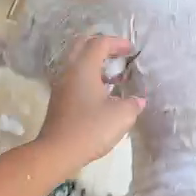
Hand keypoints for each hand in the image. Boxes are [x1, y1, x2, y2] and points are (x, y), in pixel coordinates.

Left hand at [37, 35, 145, 168]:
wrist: (58, 152)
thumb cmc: (91, 128)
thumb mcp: (121, 116)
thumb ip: (133, 103)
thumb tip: (138, 101)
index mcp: (84, 68)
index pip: (99, 43)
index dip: (117, 43)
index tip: (131, 50)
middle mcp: (69, 71)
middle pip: (83, 46)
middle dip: (102, 47)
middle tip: (119, 56)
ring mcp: (61, 86)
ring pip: (77, 63)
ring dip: (95, 64)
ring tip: (114, 77)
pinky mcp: (59, 100)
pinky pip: (74, 79)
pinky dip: (89, 78)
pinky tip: (102, 94)